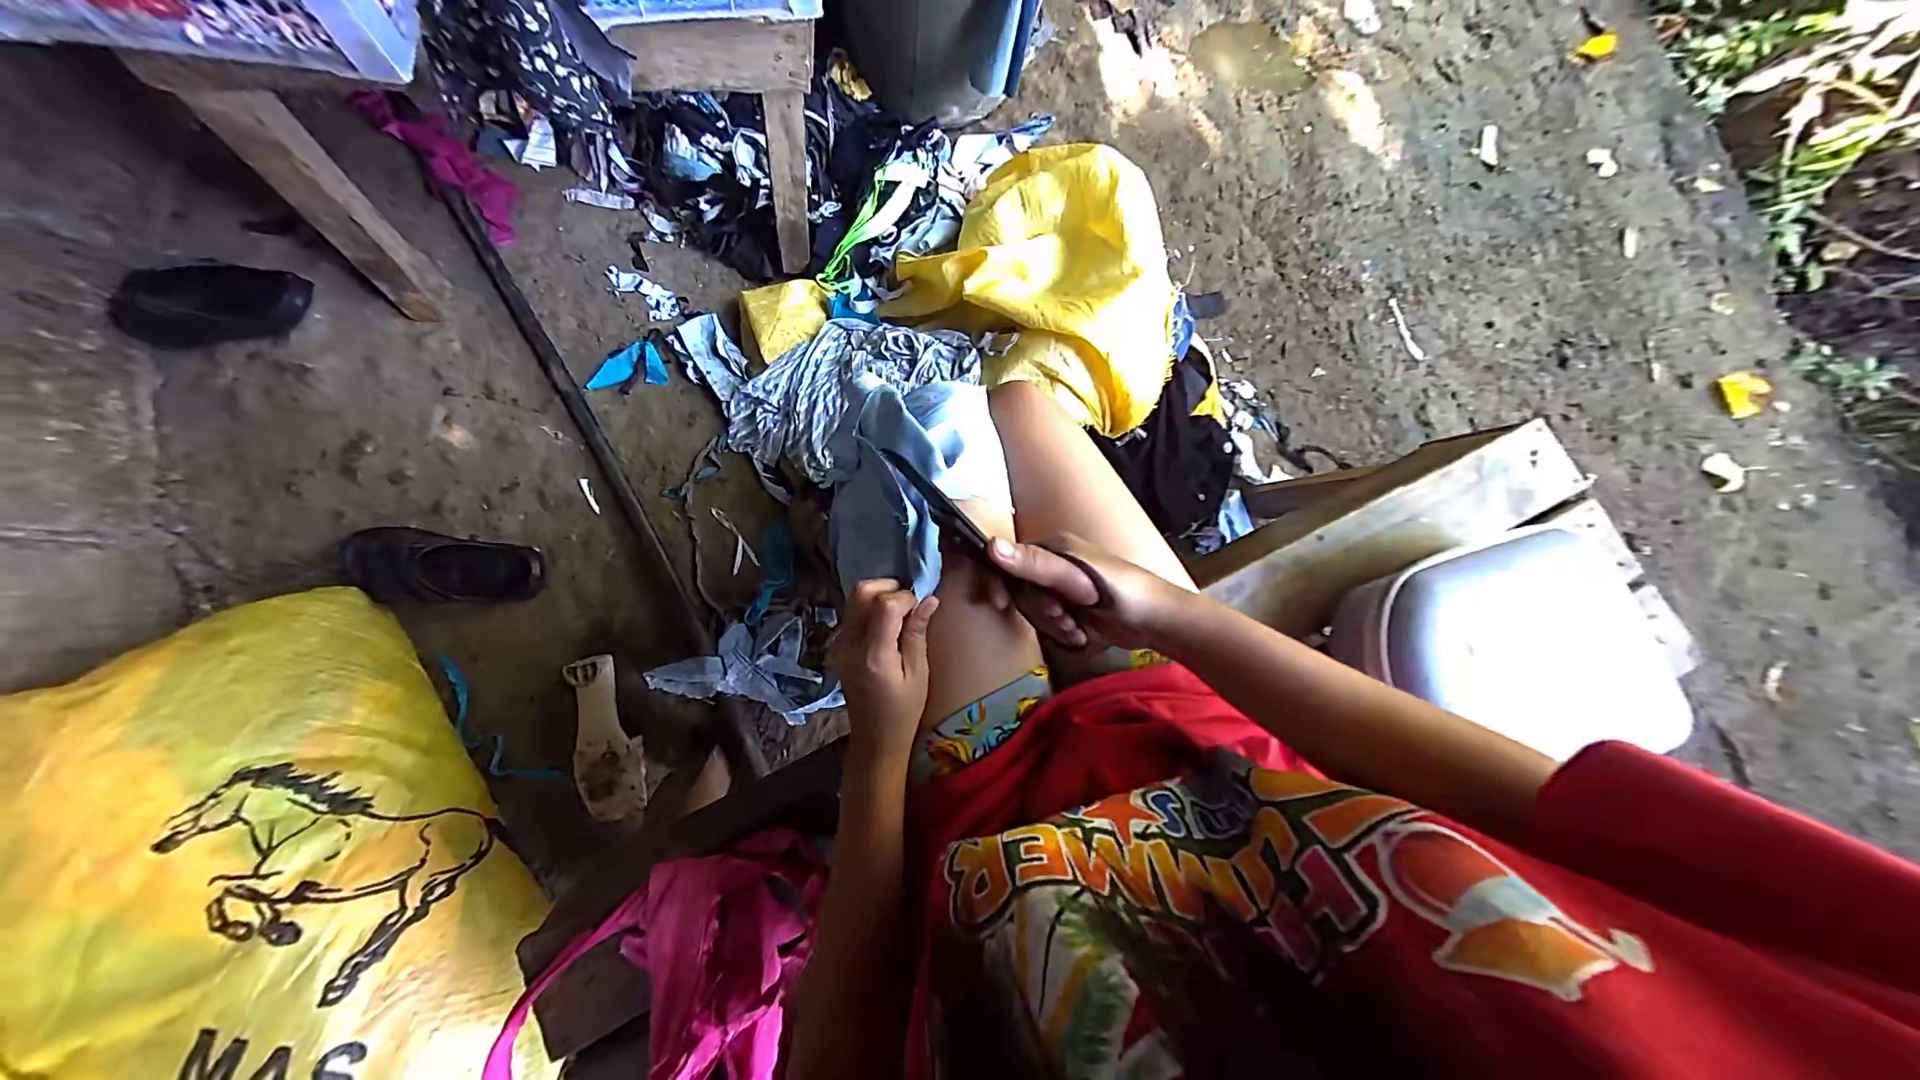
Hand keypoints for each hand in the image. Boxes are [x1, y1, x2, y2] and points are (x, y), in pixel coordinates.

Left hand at [829, 579, 939, 759]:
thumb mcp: (918, 673)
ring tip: (901, 612)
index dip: (906, 598)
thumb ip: (917, 633)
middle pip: (862, 592)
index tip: (921, 608)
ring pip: (854, 599)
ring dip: (879, 596)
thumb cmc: (903, 711)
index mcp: (873, 654)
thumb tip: (929, 599)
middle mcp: (850, 644)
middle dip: (889, 588)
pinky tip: (888, 624)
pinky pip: (853, 613)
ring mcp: (841, 644)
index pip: (884, 605)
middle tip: (910, 603)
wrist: (874, 738)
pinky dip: (870, 608)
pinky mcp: (840, 646)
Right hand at [985, 533, 1189, 649]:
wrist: (1159, 622)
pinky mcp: (1073, 613)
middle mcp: (1056, 567)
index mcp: (1054, 549)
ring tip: (1081, 626)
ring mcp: (1065, 591)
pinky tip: (1085, 634)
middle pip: (1022, 594)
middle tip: (1066, 615)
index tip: (999, 604)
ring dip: (1055, 626)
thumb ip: (1034, 564)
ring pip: (1036, 614)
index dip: (1000, 583)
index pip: (1009, 563)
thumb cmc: (1122, 590)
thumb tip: (990, 545)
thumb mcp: (1075, 577)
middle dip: (1042, 612)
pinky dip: (1066, 635)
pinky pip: (1052, 628)